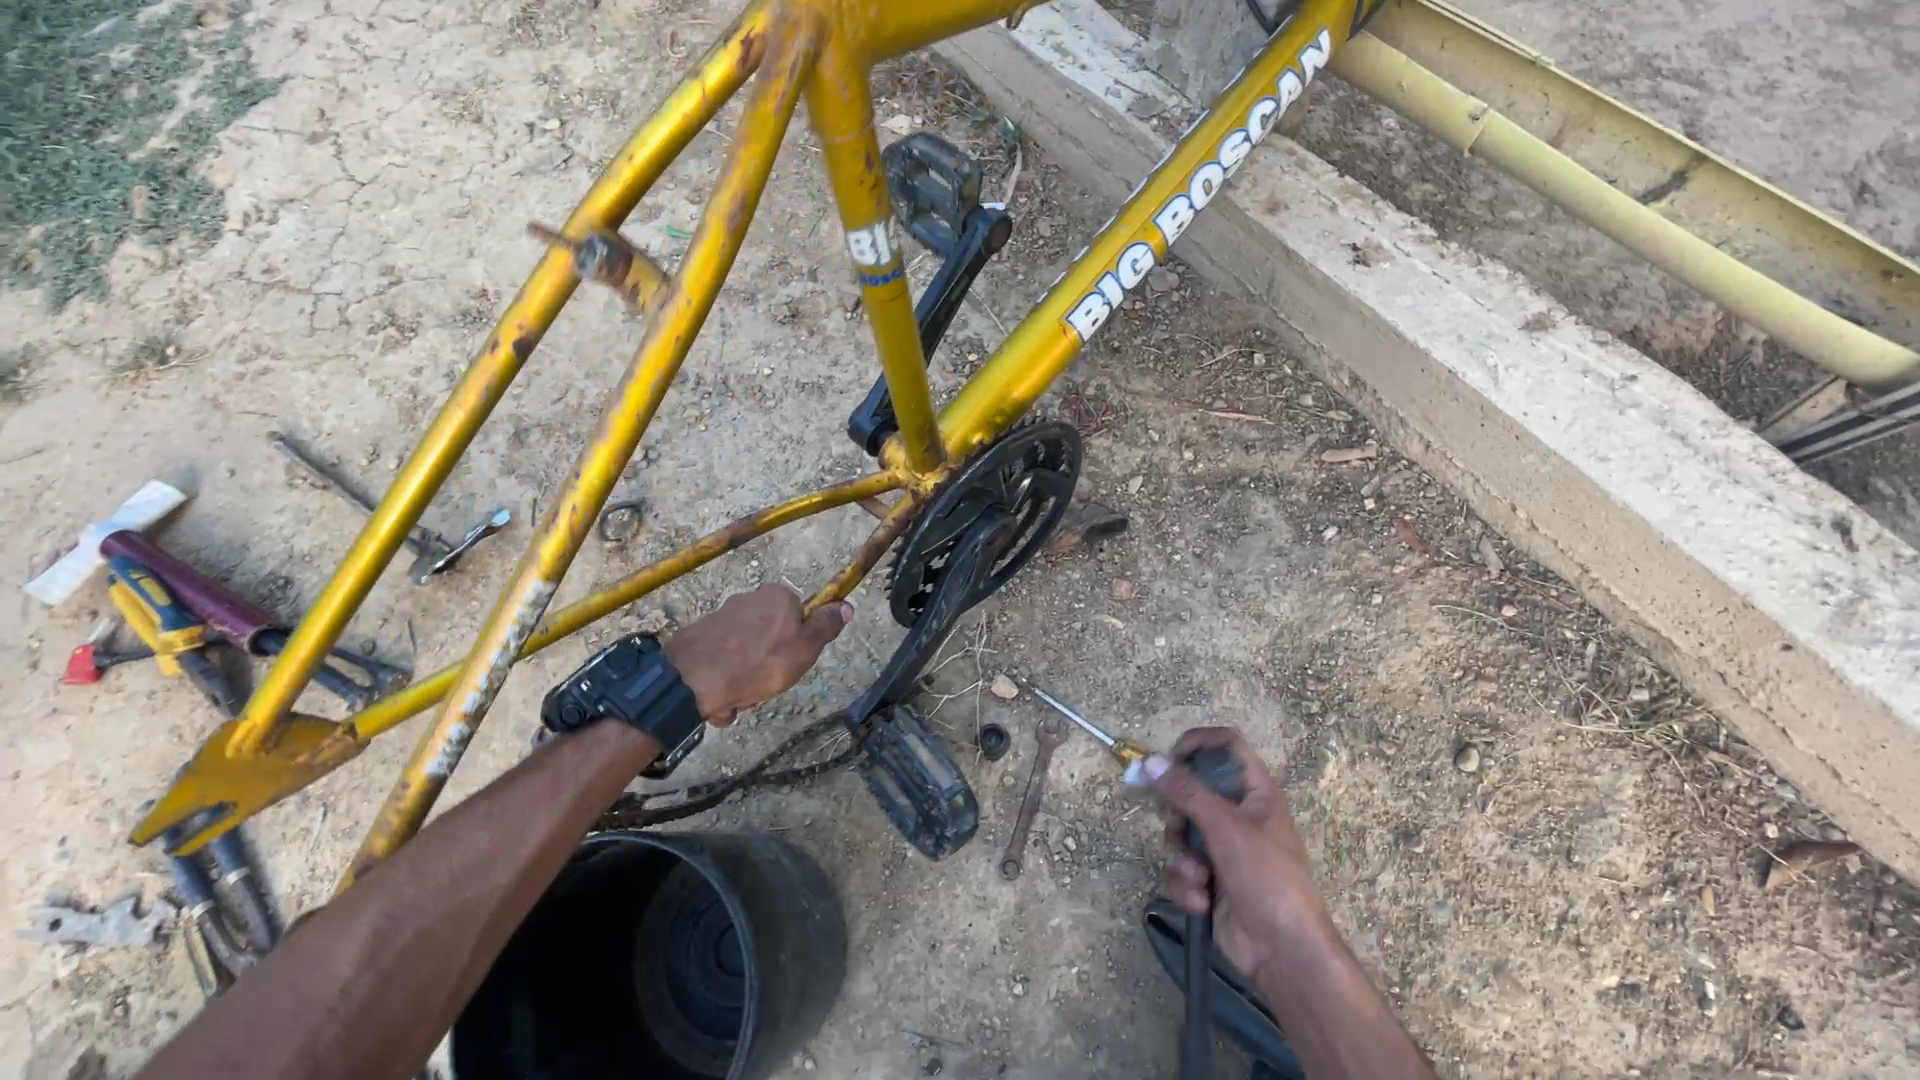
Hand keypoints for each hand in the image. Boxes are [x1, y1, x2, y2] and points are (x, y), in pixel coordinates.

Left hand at [662, 587, 853, 724]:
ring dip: (747, 679)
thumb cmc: (759, 663)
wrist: (693, 679)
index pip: (799, 619)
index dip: (798, 645)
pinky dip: (726, 682)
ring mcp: (721, 618)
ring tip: (741, 697)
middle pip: (772, 637)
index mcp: (777, 597)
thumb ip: (826, 626)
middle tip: (766, 685)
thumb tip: (846, 605)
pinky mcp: (700, 637)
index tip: (791, 664)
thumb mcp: (805, 648)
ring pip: (747, 654)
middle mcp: (749, 600)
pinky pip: (724, 663)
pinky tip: (722, 699)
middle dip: (770, 665)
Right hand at [1146, 727, 1332, 980]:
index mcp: (1254, 791)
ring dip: (1182, 857)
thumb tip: (1151, 760)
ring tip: (1198, 876)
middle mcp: (1237, 813)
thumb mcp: (1226, 827)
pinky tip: (1201, 899)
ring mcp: (1222, 847)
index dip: (1197, 743)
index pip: (1225, 745)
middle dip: (1177, 814)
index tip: (1169, 758)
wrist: (1283, 950)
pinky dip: (1186, 883)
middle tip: (1177, 826)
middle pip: (1190, 790)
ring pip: (1179, 832)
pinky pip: (1180, 866)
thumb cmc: (1267, 877)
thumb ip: (1186, 791)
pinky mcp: (1209, 878)